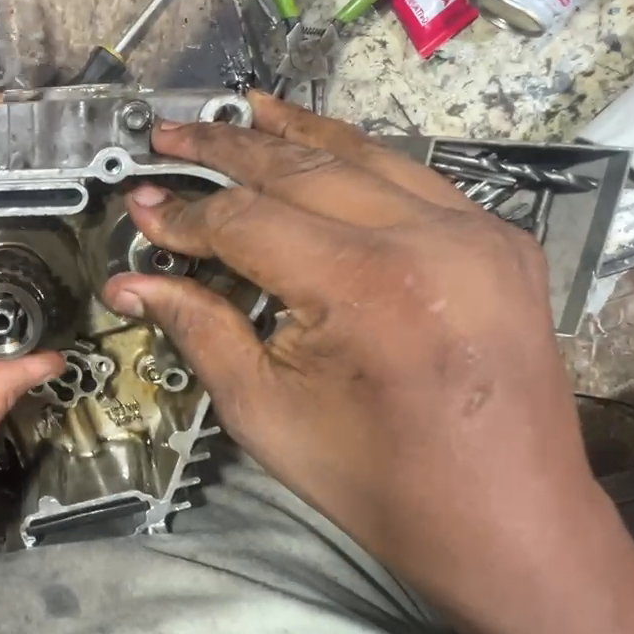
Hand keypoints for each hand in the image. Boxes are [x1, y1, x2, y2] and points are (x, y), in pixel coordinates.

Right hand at [102, 94, 610, 626]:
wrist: (506, 520)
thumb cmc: (370, 479)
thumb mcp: (262, 409)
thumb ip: (196, 326)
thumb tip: (127, 282)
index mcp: (364, 287)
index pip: (247, 221)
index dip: (185, 214)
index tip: (138, 207)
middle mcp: (427, 238)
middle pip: (300, 169)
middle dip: (224, 149)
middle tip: (167, 134)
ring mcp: (475, 230)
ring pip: (360, 155)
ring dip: (287, 134)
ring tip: (234, 112)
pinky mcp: (500, 239)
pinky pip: (410, 177)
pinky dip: (350, 157)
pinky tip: (312, 147)